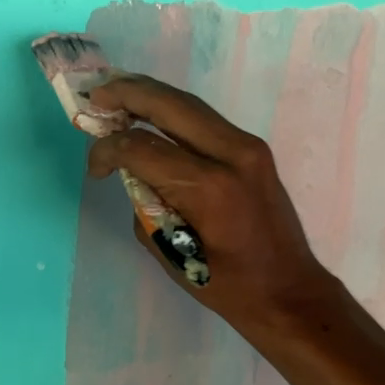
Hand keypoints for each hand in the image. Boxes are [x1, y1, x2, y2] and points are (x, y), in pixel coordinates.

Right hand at [87, 74, 339, 343]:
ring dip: (151, 97)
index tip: (95, 169)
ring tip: (117, 95)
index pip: (142, 149)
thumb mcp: (172, 251)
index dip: (109, 151)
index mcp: (208, 187)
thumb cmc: (227, 285)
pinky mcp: (253, 150)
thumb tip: (134, 176)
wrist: (288, 290)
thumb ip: (147, 206)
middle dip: (128, 94)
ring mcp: (248, 148)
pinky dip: (173, 113)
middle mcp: (232, 155)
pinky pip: (205, 120)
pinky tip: (152, 115)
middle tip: (96, 95)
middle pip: (170, 106)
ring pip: (190, 105)